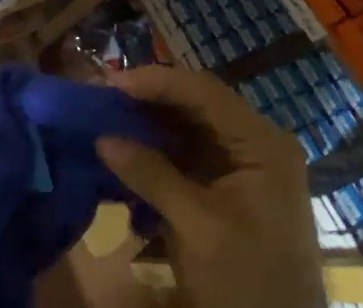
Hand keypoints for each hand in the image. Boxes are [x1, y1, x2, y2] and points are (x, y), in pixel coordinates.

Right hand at [97, 66, 323, 307]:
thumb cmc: (248, 281)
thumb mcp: (198, 228)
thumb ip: (151, 175)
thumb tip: (101, 137)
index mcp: (262, 144)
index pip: (203, 92)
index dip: (155, 81)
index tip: (109, 83)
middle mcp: (255, 143)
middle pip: (194, 104)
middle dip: (146, 100)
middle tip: (100, 97)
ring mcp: (241, 165)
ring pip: (185, 126)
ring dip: (146, 123)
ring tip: (104, 118)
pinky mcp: (225, 187)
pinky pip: (184, 153)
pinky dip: (154, 150)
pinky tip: (123, 150)